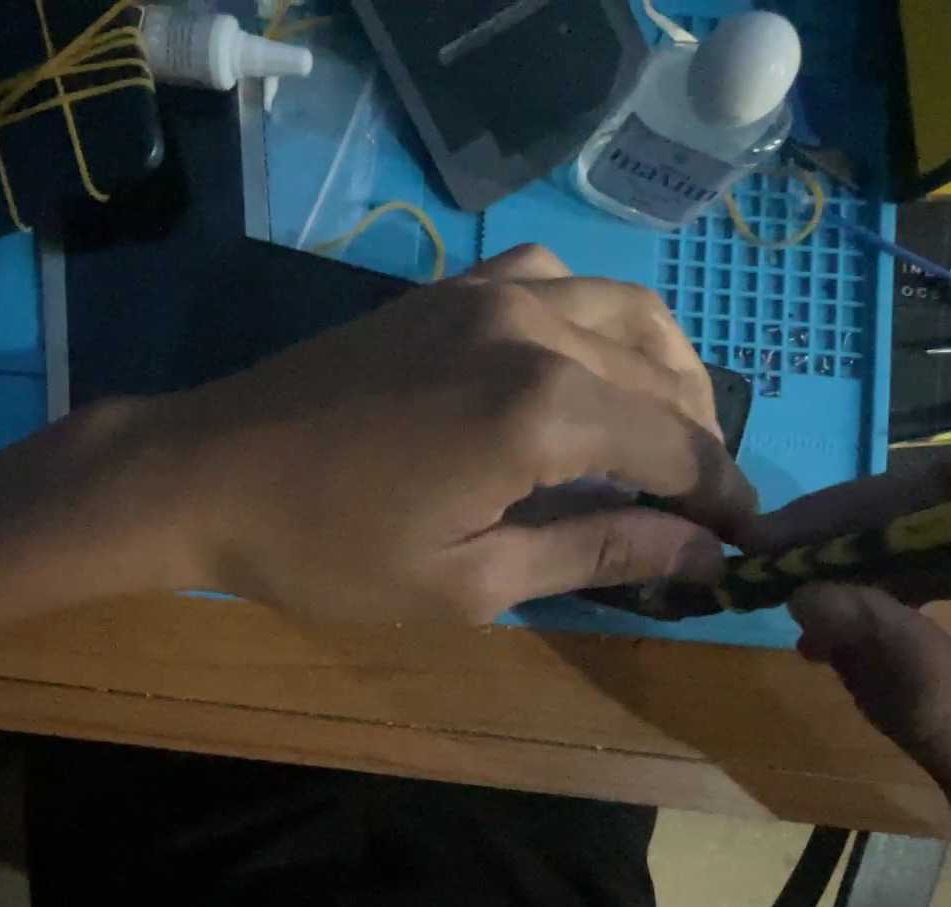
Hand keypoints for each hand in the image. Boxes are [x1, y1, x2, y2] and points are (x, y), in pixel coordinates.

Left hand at [152, 245, 755, 622]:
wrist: (207, 474)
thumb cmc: (326, 550)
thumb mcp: (466, 581)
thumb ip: (591, 552)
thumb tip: (698, 551)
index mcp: (545, 408)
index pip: (679, 446)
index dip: (724, 498)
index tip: (743, 542)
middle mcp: (534, 327)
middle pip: (664, 372)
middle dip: (699, 440)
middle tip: (701, 505)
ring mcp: (486, 292)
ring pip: (621, 311)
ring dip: (660, 372)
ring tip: (659, 438)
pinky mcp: (444, 288)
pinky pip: (554, 282)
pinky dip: (593, 323)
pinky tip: (578, 368)